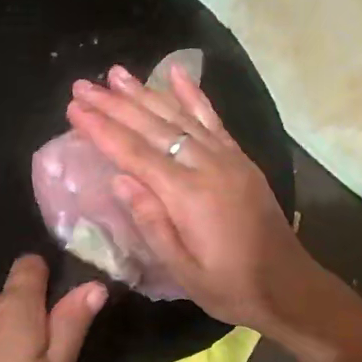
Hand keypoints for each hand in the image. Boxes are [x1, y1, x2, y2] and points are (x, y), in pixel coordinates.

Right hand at [65, 63, 329, 332]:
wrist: (288, 286)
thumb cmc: (228, 287)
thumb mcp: (182, 269)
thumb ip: (152, 223)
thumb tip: (119, 180)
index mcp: (188, 196)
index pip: (135, 154)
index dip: (102, 130)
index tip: (74, 110)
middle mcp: (208, 167)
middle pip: (154, 127)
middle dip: (115, 104)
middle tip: (82, 86)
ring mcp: (227, 159)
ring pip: (180, 117)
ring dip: (145, 93)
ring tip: (115, 74)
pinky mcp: (240, 160)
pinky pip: (213, 120)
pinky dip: (192, 95)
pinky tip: (175, 74)